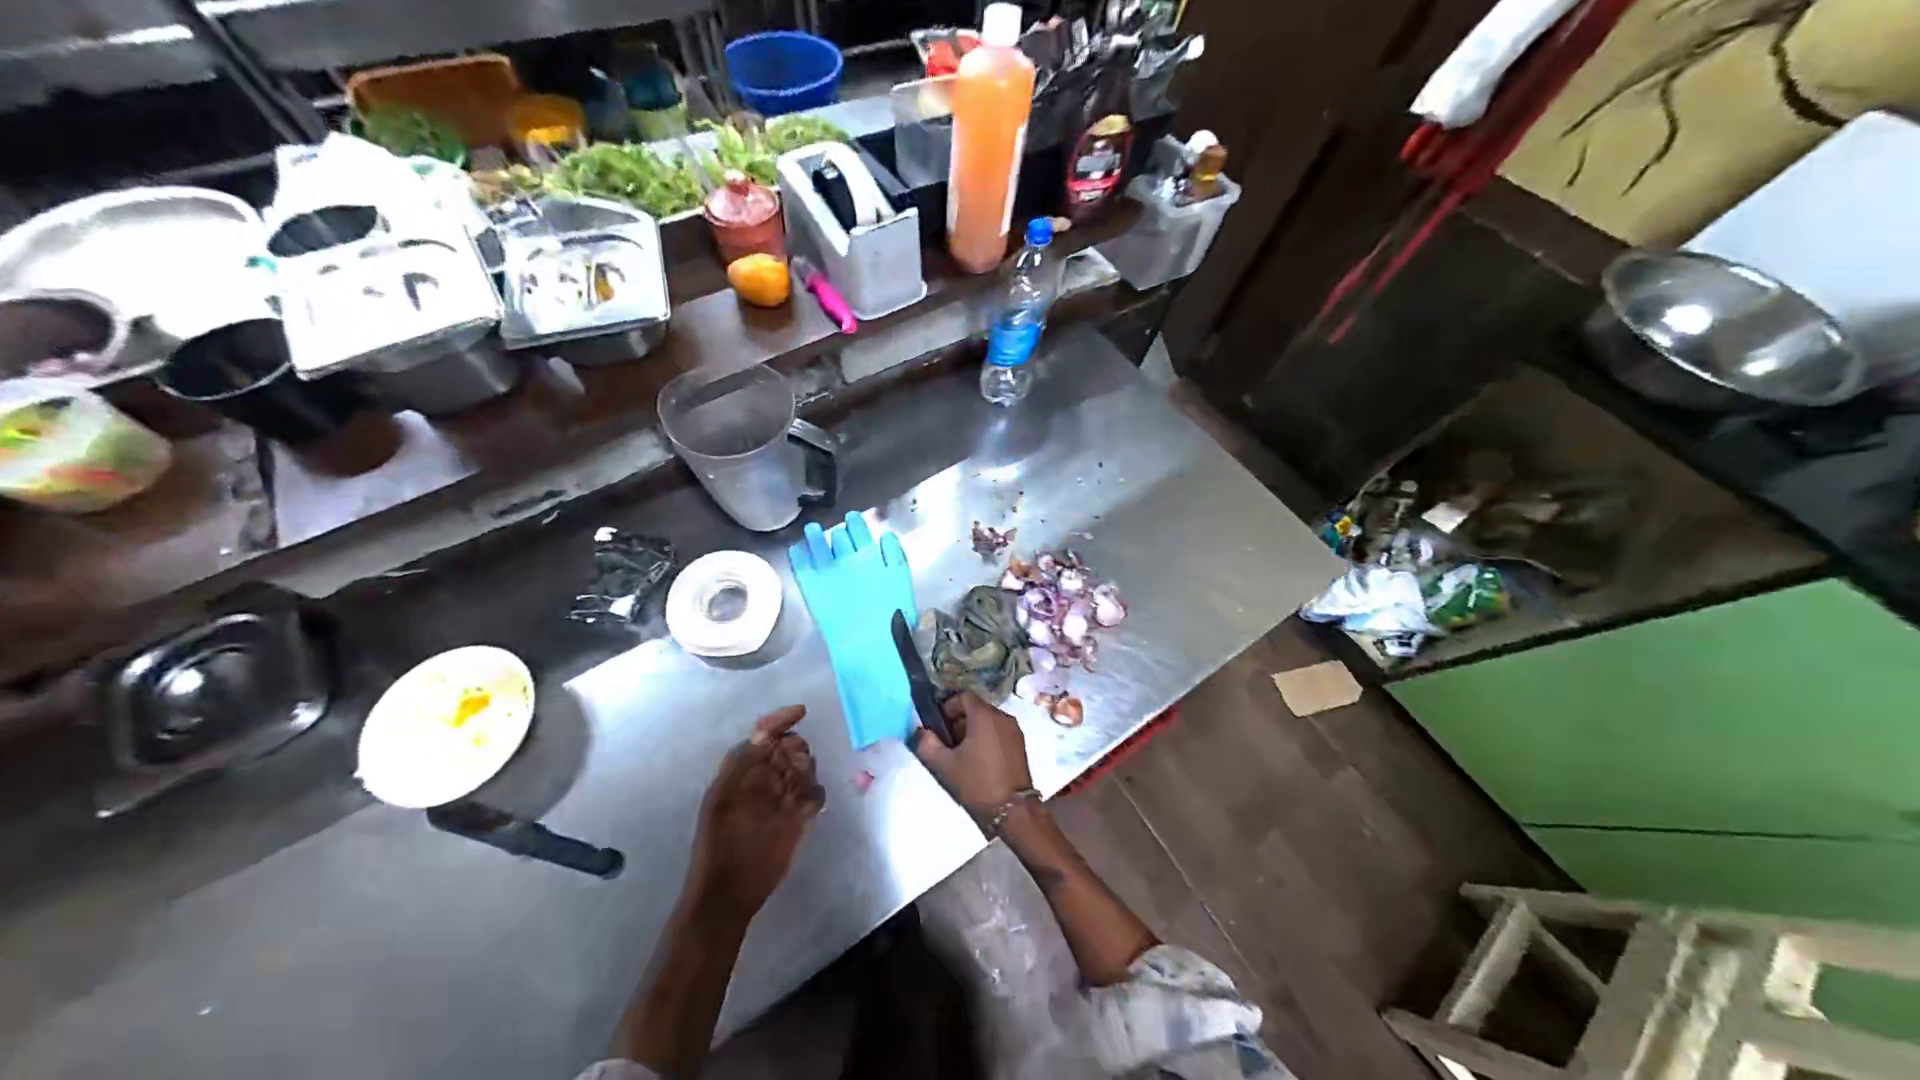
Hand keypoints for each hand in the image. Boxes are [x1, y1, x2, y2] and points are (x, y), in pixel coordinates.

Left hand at [687, 705, 825, 925]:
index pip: (765, 734)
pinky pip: (816, 794)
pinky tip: (808, 806)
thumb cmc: (718, 846)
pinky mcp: (799, 819)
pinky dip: (816, 793)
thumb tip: (764, 734)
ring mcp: (782, 799)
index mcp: (741, 771)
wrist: (727, 894)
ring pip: (805, 768)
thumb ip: (742, 765)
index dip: (782, 719)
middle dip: (794, 748)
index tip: (802, 712)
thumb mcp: (723, 800)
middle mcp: (764, 780)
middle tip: (789, 769)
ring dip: (805, 770)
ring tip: (794, 792)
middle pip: (789, 747)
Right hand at [910, 692, 1032, 821]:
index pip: (963, 696)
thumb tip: (921, 732)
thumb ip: (927, 744)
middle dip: (958, 720)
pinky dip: (986, 737)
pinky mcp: (1021, 743)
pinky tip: (979, 760)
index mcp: (984, 715)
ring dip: (972, 729)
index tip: (939, 726)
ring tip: (961, 753)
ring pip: (988, 719)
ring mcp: (1014, 730)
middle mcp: (1002, 716)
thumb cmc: (977, 783)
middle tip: (947, 742)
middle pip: (976, 707)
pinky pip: (998, 730)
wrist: (1013, 810)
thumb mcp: (944, 765)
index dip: (948, 707)